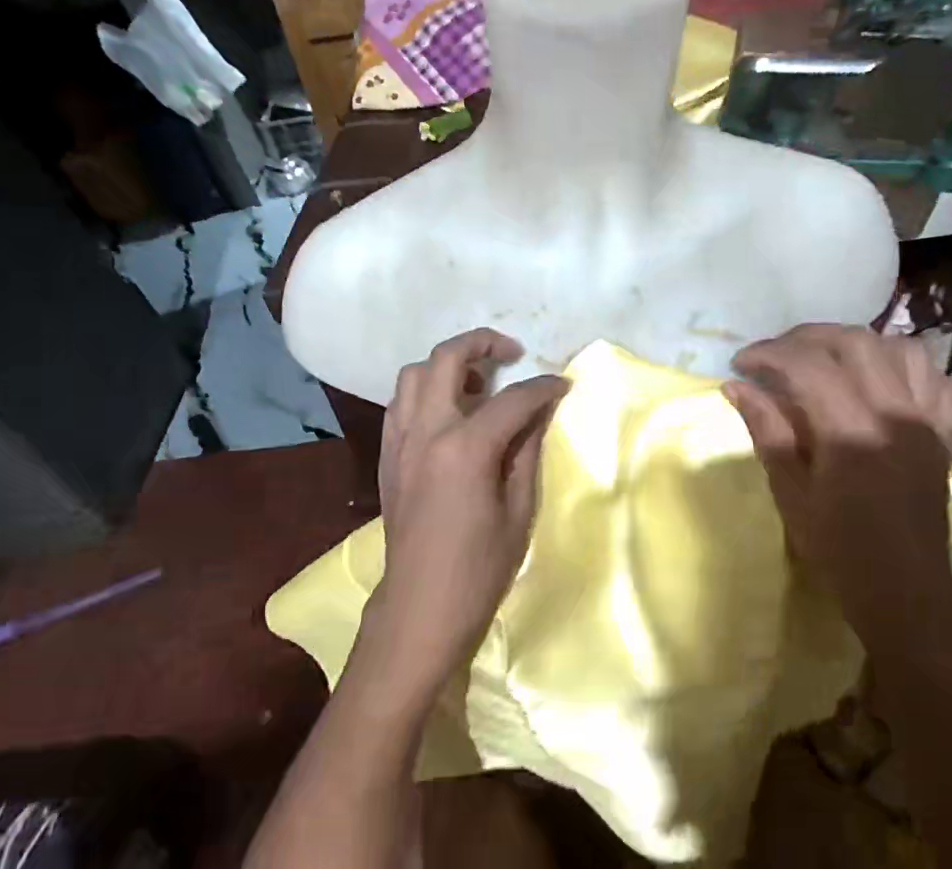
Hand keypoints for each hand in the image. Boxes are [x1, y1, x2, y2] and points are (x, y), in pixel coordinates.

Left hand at [364, 328, 569, 697]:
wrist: (420, 608)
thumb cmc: (480, 568)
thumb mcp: (519, 509)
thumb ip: (527, 450)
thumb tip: (539, 412)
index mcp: (464, 448)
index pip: (512, 398)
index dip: (543, 387)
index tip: (563, 384)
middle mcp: (425, 432)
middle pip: (446, 359)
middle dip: (482, 342)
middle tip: (511, 351)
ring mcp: (399, 442)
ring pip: (414, 374)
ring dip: (448, 365)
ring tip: (479, 382)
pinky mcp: (388, 457)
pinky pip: (401, 403)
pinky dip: (427, 392)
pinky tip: (451, 413)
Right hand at [723, 325, 951, 647]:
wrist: (905, 587)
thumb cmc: (839, 547)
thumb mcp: (791, 493)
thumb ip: (766, 430)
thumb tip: (735, 386)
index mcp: (851, 432)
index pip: (808, 365)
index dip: (769, 354)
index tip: (741, 363)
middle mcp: (894, 412)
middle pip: (852, 342)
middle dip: (805, 337)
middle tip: (775, 354)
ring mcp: (925, 418)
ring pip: (896, 347)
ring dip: (853, 342)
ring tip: (823, 357)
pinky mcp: (941, 429)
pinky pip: (929, 374)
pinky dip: (898, 360)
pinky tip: (874, 374)